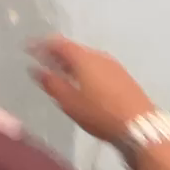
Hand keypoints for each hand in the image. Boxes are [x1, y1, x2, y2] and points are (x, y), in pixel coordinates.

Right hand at [30, 36, 157, 143]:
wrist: (141, 127)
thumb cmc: (99, 113)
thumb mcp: (69, 102)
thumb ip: (51, 83)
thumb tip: (34, 68)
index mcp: (82, 57)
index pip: (57, 43)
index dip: (40, 44)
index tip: (28, 48)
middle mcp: (97, 55)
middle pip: (72, 49)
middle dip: (56, 54)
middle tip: (43, 63)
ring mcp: (113, 65)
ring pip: (86, 58)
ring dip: (71, 63)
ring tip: (61, 75)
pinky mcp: (123, 76)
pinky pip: (97, 66)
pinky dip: (85, 70)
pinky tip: (83, 83)